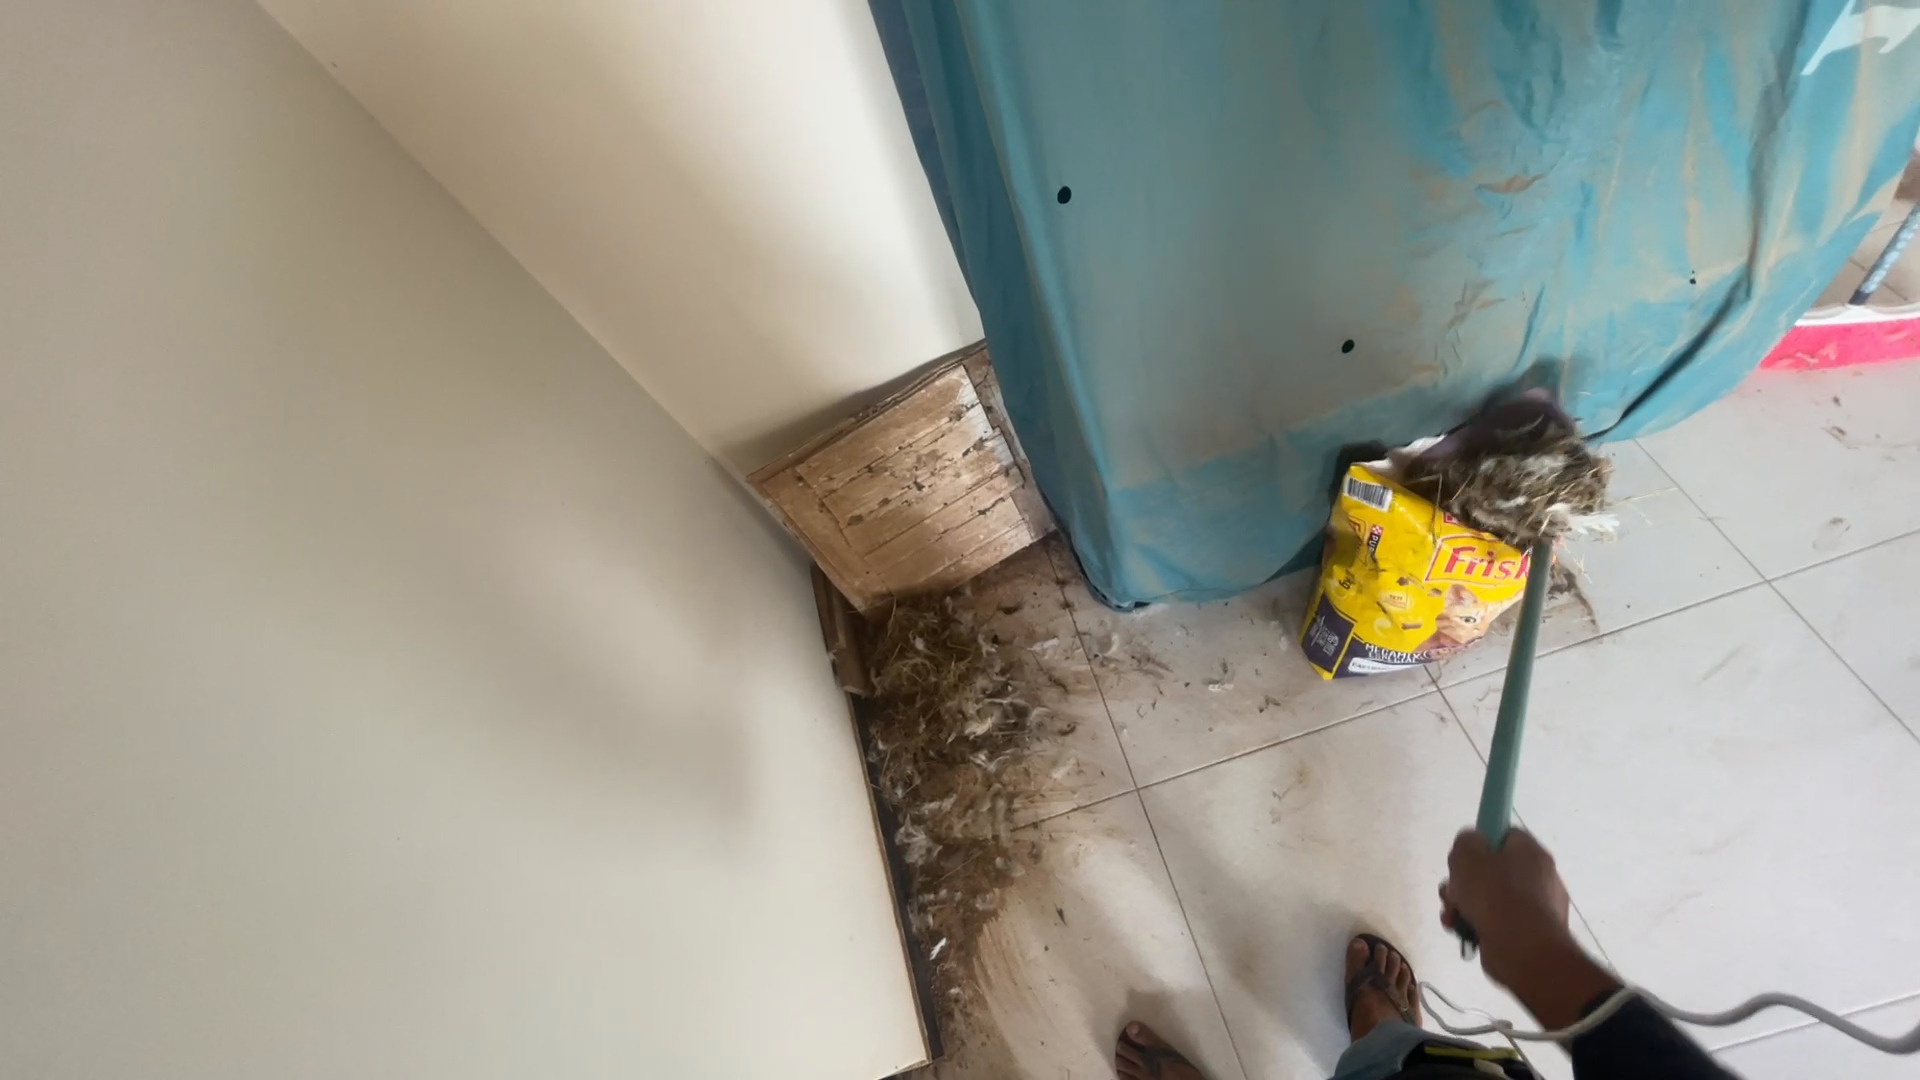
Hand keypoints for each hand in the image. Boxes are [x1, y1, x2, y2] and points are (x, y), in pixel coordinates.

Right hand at [1439, 829, 1617, 1027]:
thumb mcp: (1467, 854)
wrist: (1524, 952)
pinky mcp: (1533, 934)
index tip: (1465, 854)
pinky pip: (1499, 921)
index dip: (1481, 840)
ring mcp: (1540, 909)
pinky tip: (1462, 929)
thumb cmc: (1494, 895)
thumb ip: (1467, 839)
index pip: (1505, 834)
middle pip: (1494, 868)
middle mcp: (1542, 878)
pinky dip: (1478, 923)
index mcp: (1532, 853)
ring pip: (1492, 896)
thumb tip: (1475, 844)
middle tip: (1452, 888)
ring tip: (1452, 914)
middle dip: (1465, 879)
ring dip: (1465, 903)